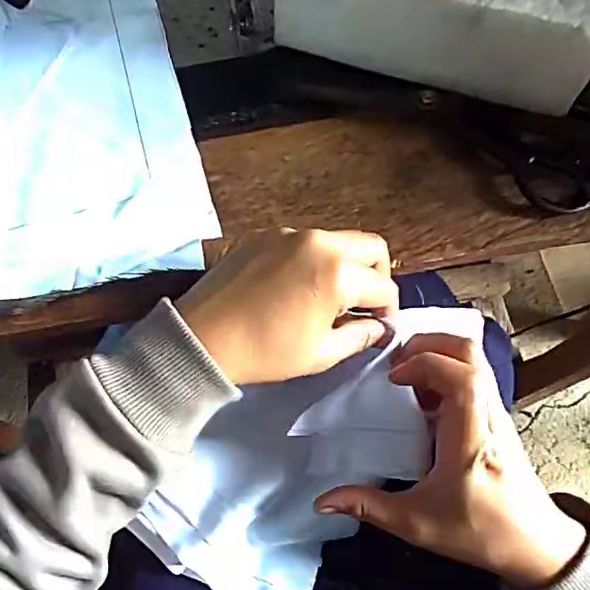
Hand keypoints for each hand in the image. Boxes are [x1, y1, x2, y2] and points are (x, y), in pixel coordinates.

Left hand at [176, 229, 399, 385]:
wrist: (202, 339)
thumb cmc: (261, 351)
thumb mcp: (319, 354)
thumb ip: (358, 337)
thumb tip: (378, 328)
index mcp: (336, 273)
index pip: (382, 286)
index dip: (388, 310)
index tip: (380, 325)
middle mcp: (316, 243)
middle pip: (370, 248)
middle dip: (376, 276)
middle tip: (363, 304)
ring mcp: (287, 236)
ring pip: (335, 241)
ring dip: (343, 265)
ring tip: (327, 300)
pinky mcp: (262, 238)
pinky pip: (302, 243)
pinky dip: (311, 261)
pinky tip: (296, 289)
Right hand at [313, 334, 588, 588]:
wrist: (535, 546)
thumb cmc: (481, 533)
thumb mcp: (416, 524)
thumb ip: (368, 507)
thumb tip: (324, 501)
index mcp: (471, 439)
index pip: (461, 377)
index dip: (424, 364)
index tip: (393, 378)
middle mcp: (489, 418)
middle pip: (470, 353)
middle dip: (427, 344)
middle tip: (394, 362)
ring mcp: (496, 415)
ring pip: (474, 360)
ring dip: (436, 355)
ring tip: (402, 378)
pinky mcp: (495, 419)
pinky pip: (473, 377)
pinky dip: (444, 372)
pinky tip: (420, 399)